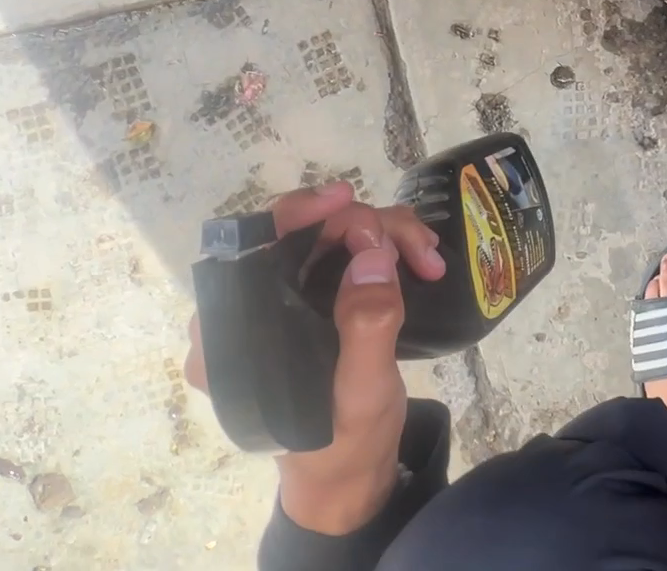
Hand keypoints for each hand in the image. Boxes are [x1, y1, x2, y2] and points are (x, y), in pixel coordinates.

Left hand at [183, 181, 445, 533]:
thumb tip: (372, 255)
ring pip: (333, 234)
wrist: (352, 467)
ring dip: (389, 235)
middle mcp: (252, 308)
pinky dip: (390, 245)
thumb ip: (366, 327)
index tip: (346, 200)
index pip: (249, 250)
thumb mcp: (361, 393)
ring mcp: (287, 298)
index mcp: (236, 334)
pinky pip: (352, 249)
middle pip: (303, 233)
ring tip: (431, 260)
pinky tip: (421, 262)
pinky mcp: (318, 296)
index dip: (295, 213)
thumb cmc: (345, 440)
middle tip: (420, 249)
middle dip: (367, 227)